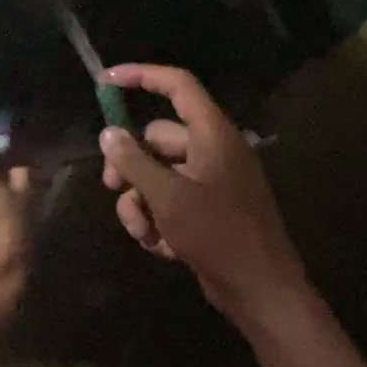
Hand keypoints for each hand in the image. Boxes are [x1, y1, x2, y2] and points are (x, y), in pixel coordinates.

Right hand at [98, 64, 312, 326]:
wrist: (261, 291)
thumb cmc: (218, 234)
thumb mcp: (167, 196)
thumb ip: (134, 161)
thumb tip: (109, 133)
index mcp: (212, 135)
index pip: (177, 86)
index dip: (141, 76)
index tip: (106, 81)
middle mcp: (213, 151)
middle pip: (156, 138)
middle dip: (130, 164)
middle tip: (111, 186)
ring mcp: (211, 182)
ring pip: (157, 174)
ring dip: (141, 201)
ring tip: (143, 231)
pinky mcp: (208, 210)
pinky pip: (170, 200)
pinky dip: (158, 219)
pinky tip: (160, 246)